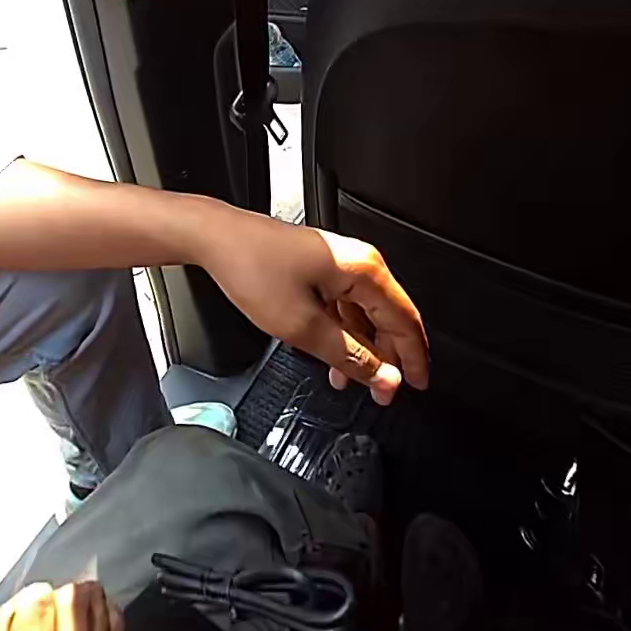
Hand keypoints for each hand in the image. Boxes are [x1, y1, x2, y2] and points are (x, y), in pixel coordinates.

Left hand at [194, 209, 427, 403]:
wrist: (215, 238)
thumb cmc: (250, 266)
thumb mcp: (302, 325)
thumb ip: (348, 355)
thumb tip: (383, 377)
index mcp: (363, 270)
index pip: (406, 322)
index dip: (413, 360)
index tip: (415, 387)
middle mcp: (356, 261)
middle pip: (388, 317)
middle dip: (386, 358)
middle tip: (382, 392)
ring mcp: (336, 262)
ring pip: (363, 312)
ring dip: (360, 348)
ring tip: (350, 379)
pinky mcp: (318, 266)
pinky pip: (343, 303)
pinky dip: (342, 331)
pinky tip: (330, 352)